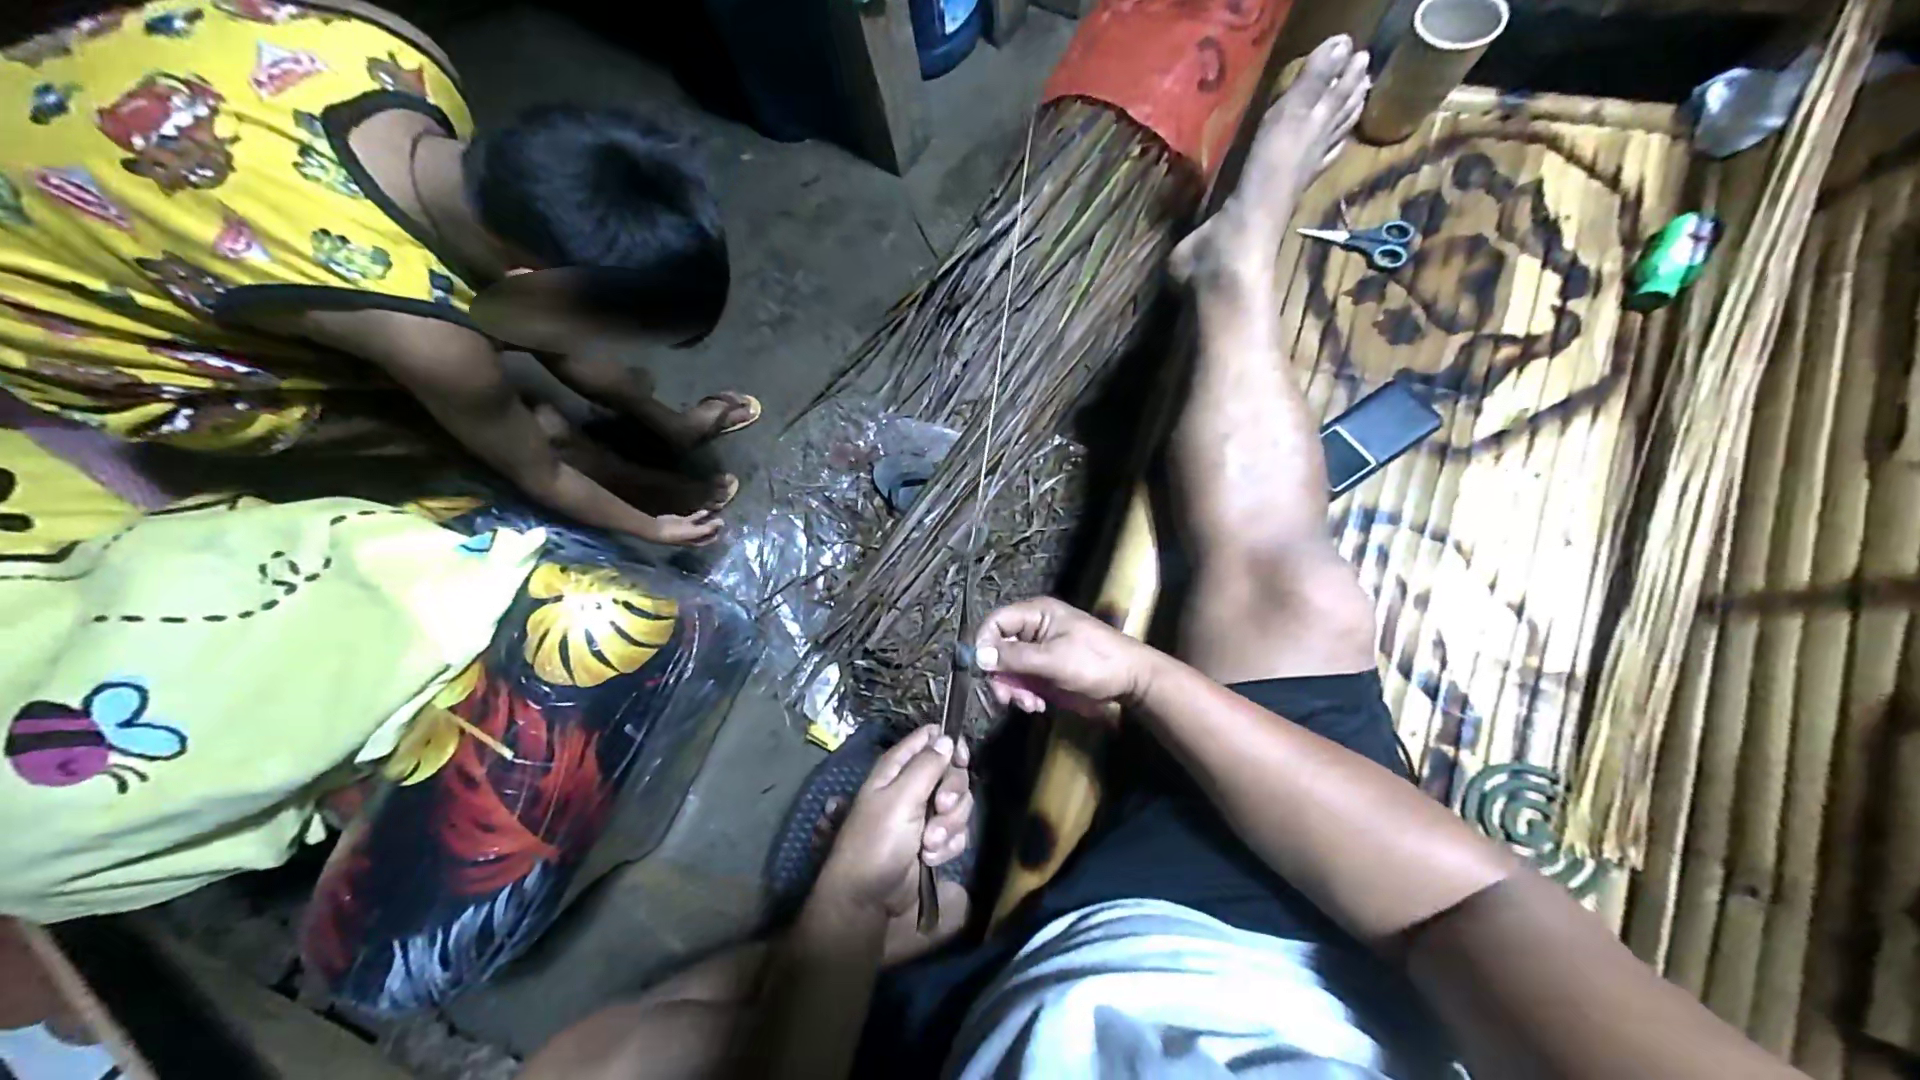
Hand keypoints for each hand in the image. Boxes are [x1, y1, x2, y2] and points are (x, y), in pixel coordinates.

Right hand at [641, 509, 721, 545]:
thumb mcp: (695, 532)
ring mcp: (688, 529)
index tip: (725, 527)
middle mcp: (694, 536)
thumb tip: (722, 522)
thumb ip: (709, 527)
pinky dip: (699, 515)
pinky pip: (694, 518)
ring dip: (708, 520)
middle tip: (723, 519)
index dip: (717, 534)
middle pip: (707, 532)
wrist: (659, 529)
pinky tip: (706, 510)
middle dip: (714, 527)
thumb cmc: (678, 534)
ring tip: (717, 514)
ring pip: (701, 524)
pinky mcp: (683, 521)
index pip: (710, 539)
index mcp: (697, 542)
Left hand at [814, 725, 971, 919]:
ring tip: (928, 844)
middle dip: (952, 793)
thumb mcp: (900, 799)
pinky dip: (949, 845)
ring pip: (959, 804)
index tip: (960, 760)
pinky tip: (931, 858)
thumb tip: (947, 737)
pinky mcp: (936, 840)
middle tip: (939, 809)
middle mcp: (914, 785)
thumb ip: (927, 766)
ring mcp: (926, 813)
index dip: (949, 745)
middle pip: (953, 771)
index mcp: (899, 767)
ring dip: (949, 826)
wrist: (870, 899)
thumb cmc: (876, 842)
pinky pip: (958, 831)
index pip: (931, 738)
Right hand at [974, 596, 1163, 715]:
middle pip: (998, 649)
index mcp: (1036, 614)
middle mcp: (1033, 630)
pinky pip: (1022, 683)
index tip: (981, 669)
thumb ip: (1014, 658)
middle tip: (1006, 697)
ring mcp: (1039, 652)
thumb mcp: (1053, 659)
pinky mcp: (1045, 672)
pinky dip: (1024, 696)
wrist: (1132, 682)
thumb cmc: (1095, 662)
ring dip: (1012, 690)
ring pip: (1008, 670)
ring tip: (1028, 705)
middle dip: (1000, 675)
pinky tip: (1037, 707)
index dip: (983, 644)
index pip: (996, 622)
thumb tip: (977, 656)